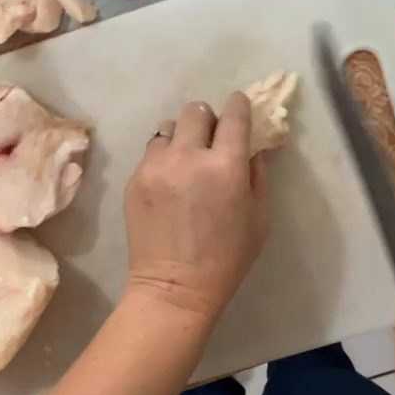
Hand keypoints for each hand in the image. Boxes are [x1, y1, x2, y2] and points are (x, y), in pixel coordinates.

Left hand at [123, 93, 271, 323]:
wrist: (174, 288)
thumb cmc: (227, 258)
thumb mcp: (259, 217)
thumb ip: (257, 174)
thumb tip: (253, 147)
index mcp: (225, 166)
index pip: (233, 115)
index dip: (239, 106)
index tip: (239, 107)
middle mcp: (188, 157)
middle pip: (195, 111)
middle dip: (207, 120)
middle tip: (211, 140)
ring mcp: (155, 167)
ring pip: (168, 129)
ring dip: (181, 138)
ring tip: (185, 163)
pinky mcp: (134, 180)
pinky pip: (151, 154)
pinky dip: (163, 160)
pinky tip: (169, 184)